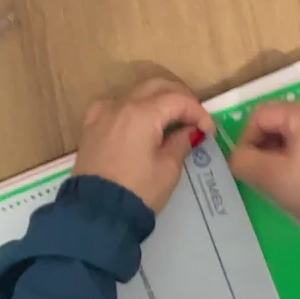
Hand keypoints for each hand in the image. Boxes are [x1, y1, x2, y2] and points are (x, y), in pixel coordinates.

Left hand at [72, 78, 213, 212]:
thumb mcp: (168, 169)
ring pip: (134, 93)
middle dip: (179, 97)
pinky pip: (114, 106)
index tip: (208, 130)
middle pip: (156, 86)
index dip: (198, 112)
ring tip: (170, 120)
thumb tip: (189, 130)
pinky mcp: (90, 127)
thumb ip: (181, 142)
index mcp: (142, 113)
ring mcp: (102, 114)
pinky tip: (139, 123)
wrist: (97, 212)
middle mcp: (121, 105)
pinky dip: (132, 108)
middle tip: (193, 117)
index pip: (178, 100)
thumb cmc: (138, 191)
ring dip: (156, 100)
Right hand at [229, 100, 299, 240]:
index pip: (260, 115)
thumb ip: (244, 162)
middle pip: (283, 121)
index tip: (245, 167)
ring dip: (286, 154)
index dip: (245, 140)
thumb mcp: (270, 178)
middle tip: (263, 176)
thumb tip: (238, 157)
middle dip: (266, 147)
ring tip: (286, 181)